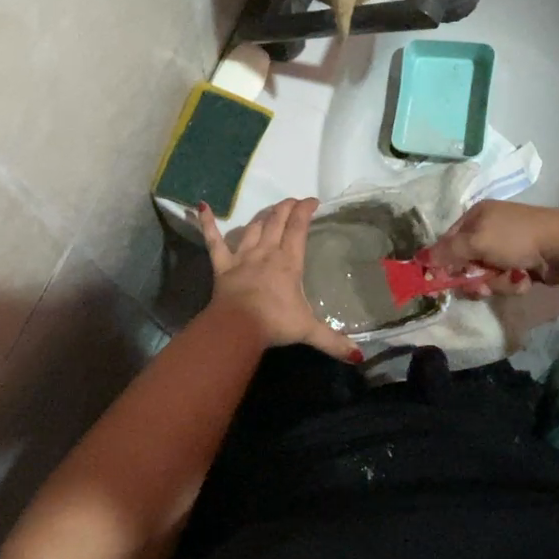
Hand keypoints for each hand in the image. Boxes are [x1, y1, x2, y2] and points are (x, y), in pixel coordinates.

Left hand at [198, 198, 362, 360]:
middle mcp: (266, 252)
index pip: (298, 228)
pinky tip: (201, 207)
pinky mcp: (222, 265)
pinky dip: (207, 223)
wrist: (238, 326)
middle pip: (276, 222)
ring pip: (252, 228)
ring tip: (269, 211)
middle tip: (293, 202)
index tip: (313, 201)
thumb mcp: (308, 331)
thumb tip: (358, 356)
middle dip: (286, 208)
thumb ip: (333, 341)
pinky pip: (213, 241)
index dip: (305, 211)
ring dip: (261, 217)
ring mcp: (241, 257)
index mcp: (288, 262)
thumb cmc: (274, 323)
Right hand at [427, 200, 558, 295]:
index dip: (444, 260)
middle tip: (480, 288)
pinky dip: (513, 282)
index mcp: (478, 215)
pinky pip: (506, 278)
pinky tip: (525, 279)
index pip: (449, 239)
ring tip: (511, 280)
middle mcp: (491, 228)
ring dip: (496, 282)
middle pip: (467, 260)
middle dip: (474, 277)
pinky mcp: (524, 261)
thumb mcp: (475, 242)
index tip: (442, 280)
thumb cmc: (515, 238)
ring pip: (487, 273)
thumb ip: (447, 252)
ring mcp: (509, 245)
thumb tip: (420, 259)